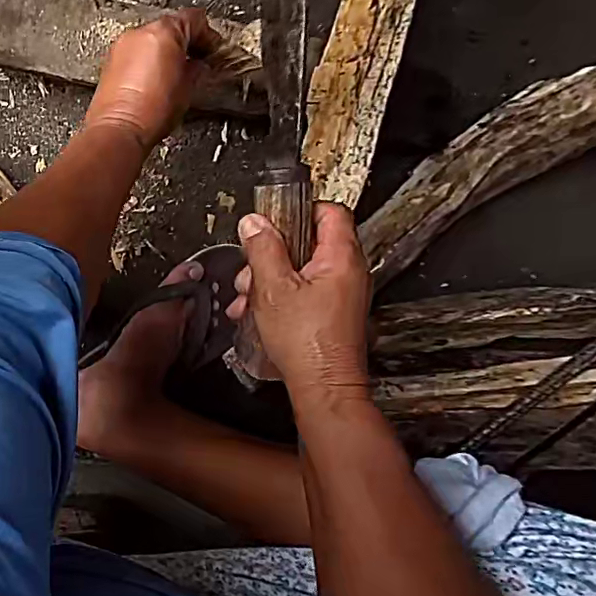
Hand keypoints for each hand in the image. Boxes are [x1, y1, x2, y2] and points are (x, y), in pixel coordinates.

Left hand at [85, 9, 214, 148]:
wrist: (119, 131)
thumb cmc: (151, 111)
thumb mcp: (188, 87)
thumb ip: (196, 68)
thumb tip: (197, 66)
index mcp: (164, 31)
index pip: (195, 19)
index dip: (208, 36)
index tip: (213, 51)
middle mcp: (140, 33)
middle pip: (170, 28)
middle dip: (185, 44)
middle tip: (197, 62)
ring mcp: (121, 47)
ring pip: (150, 41)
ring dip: (163, 53)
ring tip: (174, 74)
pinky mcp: (110, 63)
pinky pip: (134, 55)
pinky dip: (145, 62)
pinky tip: (153, 81)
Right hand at [225, 202, 372, 399]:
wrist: (322, 385)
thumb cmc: (307, 342)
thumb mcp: (272, 287)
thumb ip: (263, 249)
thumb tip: (254, 223)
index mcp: (341, 258)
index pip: (330, 212)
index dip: (299, 210)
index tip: (273, 219)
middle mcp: (347, 273)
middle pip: (306, 243)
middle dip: (270, 254)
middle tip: (251, 269)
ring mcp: (340, 294)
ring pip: (298, 270)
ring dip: (266, 279)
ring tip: (247, 298)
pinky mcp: (329, 313)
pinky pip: (299, 292)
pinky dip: (275, 297)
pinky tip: (254, 313)